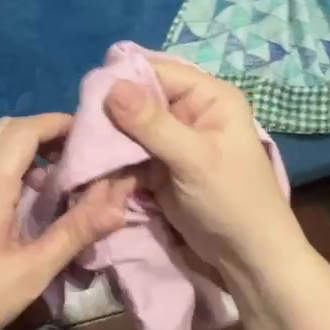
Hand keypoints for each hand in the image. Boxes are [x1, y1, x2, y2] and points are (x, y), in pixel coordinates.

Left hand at [0, 113, 130, 329]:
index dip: (59, 123)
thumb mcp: (31, 273)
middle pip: (4, 130)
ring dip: (20, 151)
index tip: (89, 135)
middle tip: (75, 156)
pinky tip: (14, 204)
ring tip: (51, 182)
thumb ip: (75, 232)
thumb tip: (119, 204)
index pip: (25, 130)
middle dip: (42, 133)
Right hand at [104, 59, 303, 277]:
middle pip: (140, 98)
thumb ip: (152, 123)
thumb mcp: (193, 159)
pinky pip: (130, 153)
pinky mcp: (160, 166)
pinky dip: (114, 161)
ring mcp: (173, 140)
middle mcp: (190, 111)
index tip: (88, 98)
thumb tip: (111, 86)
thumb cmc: (232, 201)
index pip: (157, 72)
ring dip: (109, 140)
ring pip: (130, 128)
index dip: (123, 80)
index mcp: (209, 97)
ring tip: (84, 150)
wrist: (247, 257)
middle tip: (82, 129)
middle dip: (112, 114)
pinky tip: (95, 168)